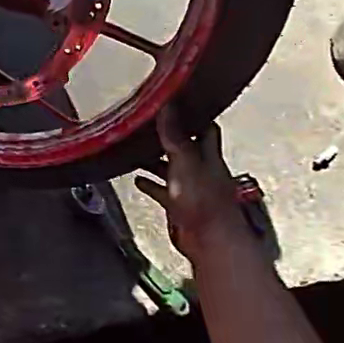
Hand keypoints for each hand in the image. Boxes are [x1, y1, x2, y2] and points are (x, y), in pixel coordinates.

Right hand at [136, 107, 243, 261]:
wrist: (208, 238)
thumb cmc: (202, 198)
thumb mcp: (185, 161)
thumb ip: (175, 136)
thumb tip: (167, 105)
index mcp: (208, 155)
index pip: (204, 128)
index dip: (192, 115)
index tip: (175, 104)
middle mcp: (200, 168)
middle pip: (185, 147)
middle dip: (168, 137)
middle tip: (147, 126)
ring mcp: (189, 187)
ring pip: (171, 168)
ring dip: (155, 160)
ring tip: (135, 150)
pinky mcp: (178, 204)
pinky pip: (162, 190)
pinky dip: (150, 184)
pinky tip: (136, 180)